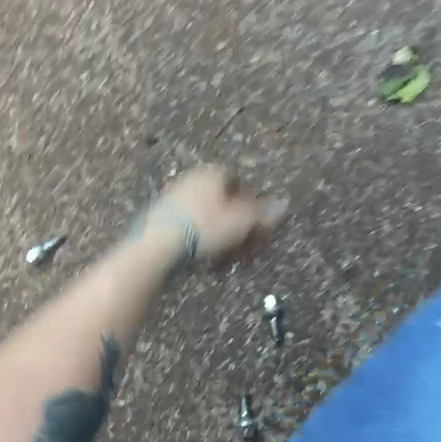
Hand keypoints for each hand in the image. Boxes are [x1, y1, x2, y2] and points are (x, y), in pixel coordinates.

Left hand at [144, 165, 286, 269]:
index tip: (260, 231)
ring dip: (222, 245)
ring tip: (227, 265)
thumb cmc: (204, 229)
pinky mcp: (161, 221)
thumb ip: (264, 214)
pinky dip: (202, 248)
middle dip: (238, 232)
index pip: (241, 185)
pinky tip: (208, 268)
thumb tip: (284, 206)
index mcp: (212, 174)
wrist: (157, 246)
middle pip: (224, 207)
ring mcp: (174, 200)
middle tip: (247, 254)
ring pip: (208, 223)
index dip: (254, 209)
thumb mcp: (242, 223)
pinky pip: (190, 234)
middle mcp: (192, 181)